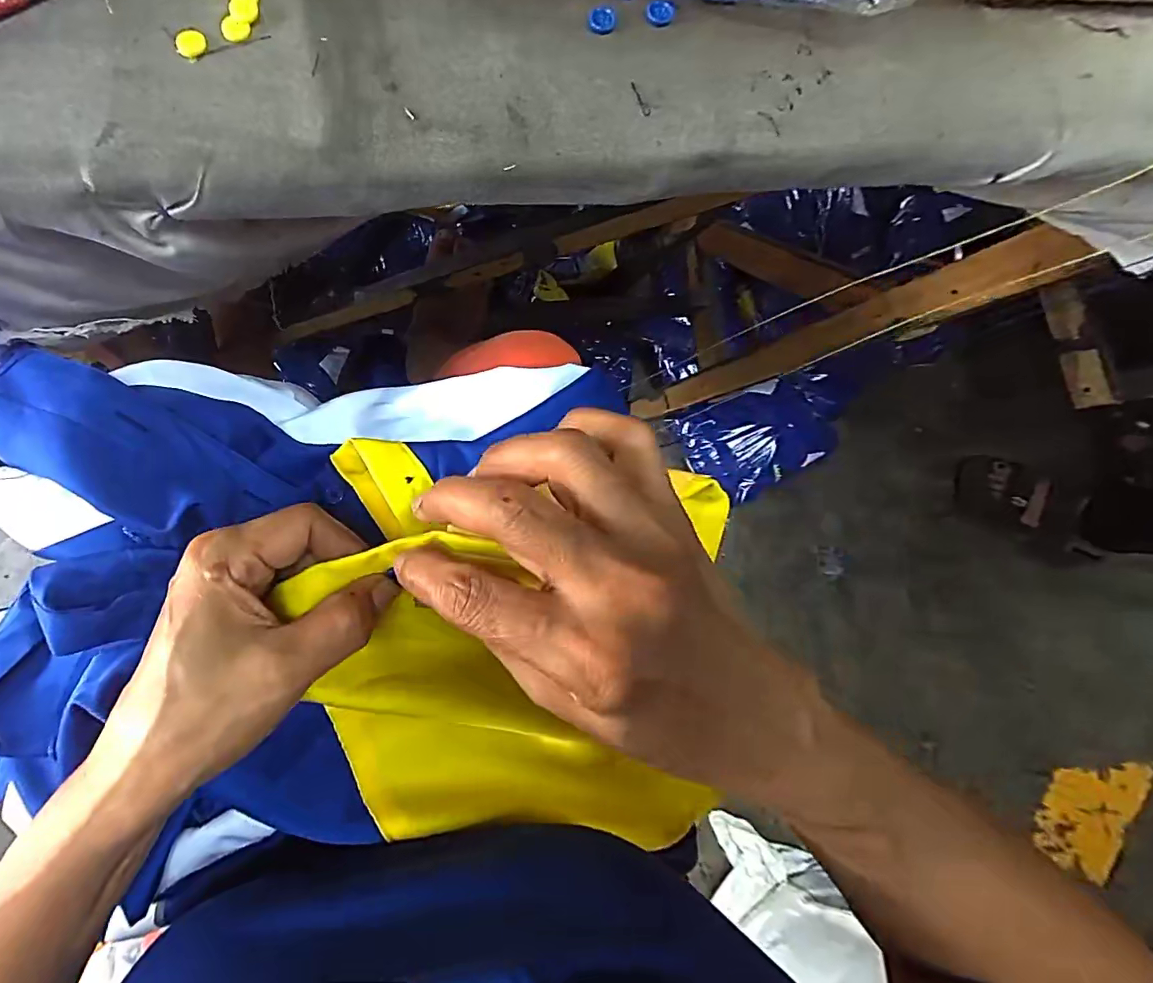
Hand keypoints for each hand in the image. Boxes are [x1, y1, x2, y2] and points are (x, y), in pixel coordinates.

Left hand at [95, 505, 397, 799]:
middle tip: (357, 617)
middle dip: (338, 576)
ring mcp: (217, 578)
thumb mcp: (290, 665)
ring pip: (295, 567)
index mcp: (224, 553)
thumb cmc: (210, 712)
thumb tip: (390, 585)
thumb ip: (347, 619)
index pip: (308, 522)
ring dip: (323, 597)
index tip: (375, 590)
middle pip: (302, 541)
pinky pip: (280, 589)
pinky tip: (307, 641)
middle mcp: (218, 552)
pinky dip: (305, 609)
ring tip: (331, 635)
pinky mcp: (220, 604)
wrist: (144, 769)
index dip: (350, 548)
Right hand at [394, 409, 824, 801]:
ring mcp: (652, 535)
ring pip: (567, 456)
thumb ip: (502, 638)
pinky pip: (628, 438)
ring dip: (510, 455)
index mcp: (583, 652)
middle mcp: (616, 583)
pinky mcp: (674, 511)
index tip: (405, 556)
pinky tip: (558, 450)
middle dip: (451, 499)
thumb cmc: (653, 722)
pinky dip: (584, 429)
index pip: (476, 594)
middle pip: (512, 511)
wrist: (747, 705)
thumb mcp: (563, 706)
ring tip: (490, 476)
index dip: (425, 569)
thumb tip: (446, 580)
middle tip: (429, 505)